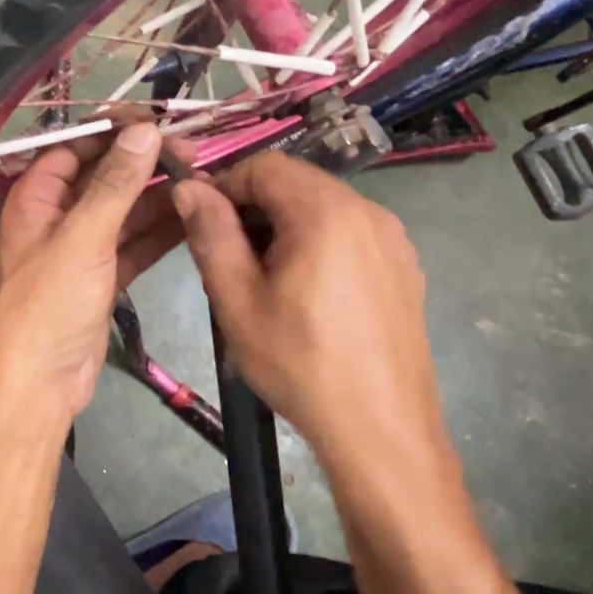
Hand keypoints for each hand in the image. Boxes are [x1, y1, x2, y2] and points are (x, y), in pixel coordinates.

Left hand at [0, 122, 182, 413]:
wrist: (36, 384)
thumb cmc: (48, 305)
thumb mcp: (82, 238)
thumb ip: (115, 184)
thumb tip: (144, 131)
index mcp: (34, 200)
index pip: (74, 149)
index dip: (114, 134)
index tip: (161, 123)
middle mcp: (54, 220)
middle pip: (102, 180)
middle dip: (144, 166)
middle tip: (196, 152)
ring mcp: (79, 252)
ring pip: (122, 214)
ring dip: (158, 199)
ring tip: (206, 180)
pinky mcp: (100, 281)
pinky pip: (132, 246)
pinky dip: (158, 234)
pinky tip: (195, 218)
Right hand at [170, 152, 444, 458]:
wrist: (380, 428)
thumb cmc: (298, 363)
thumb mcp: (237, 300)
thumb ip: (211, 234)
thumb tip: (188, 187)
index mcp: (326, 212)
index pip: (264, 166)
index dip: (224, 187)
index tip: (202, 228)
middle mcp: (368, 211)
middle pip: (297, 184)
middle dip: (253, 210)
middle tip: (228, 261)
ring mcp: (394, 239)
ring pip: (323, 209)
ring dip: (284, 228)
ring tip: (264, 283)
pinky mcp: (405, 267)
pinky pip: (350, 234)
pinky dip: (318, 246)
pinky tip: (306, 296)